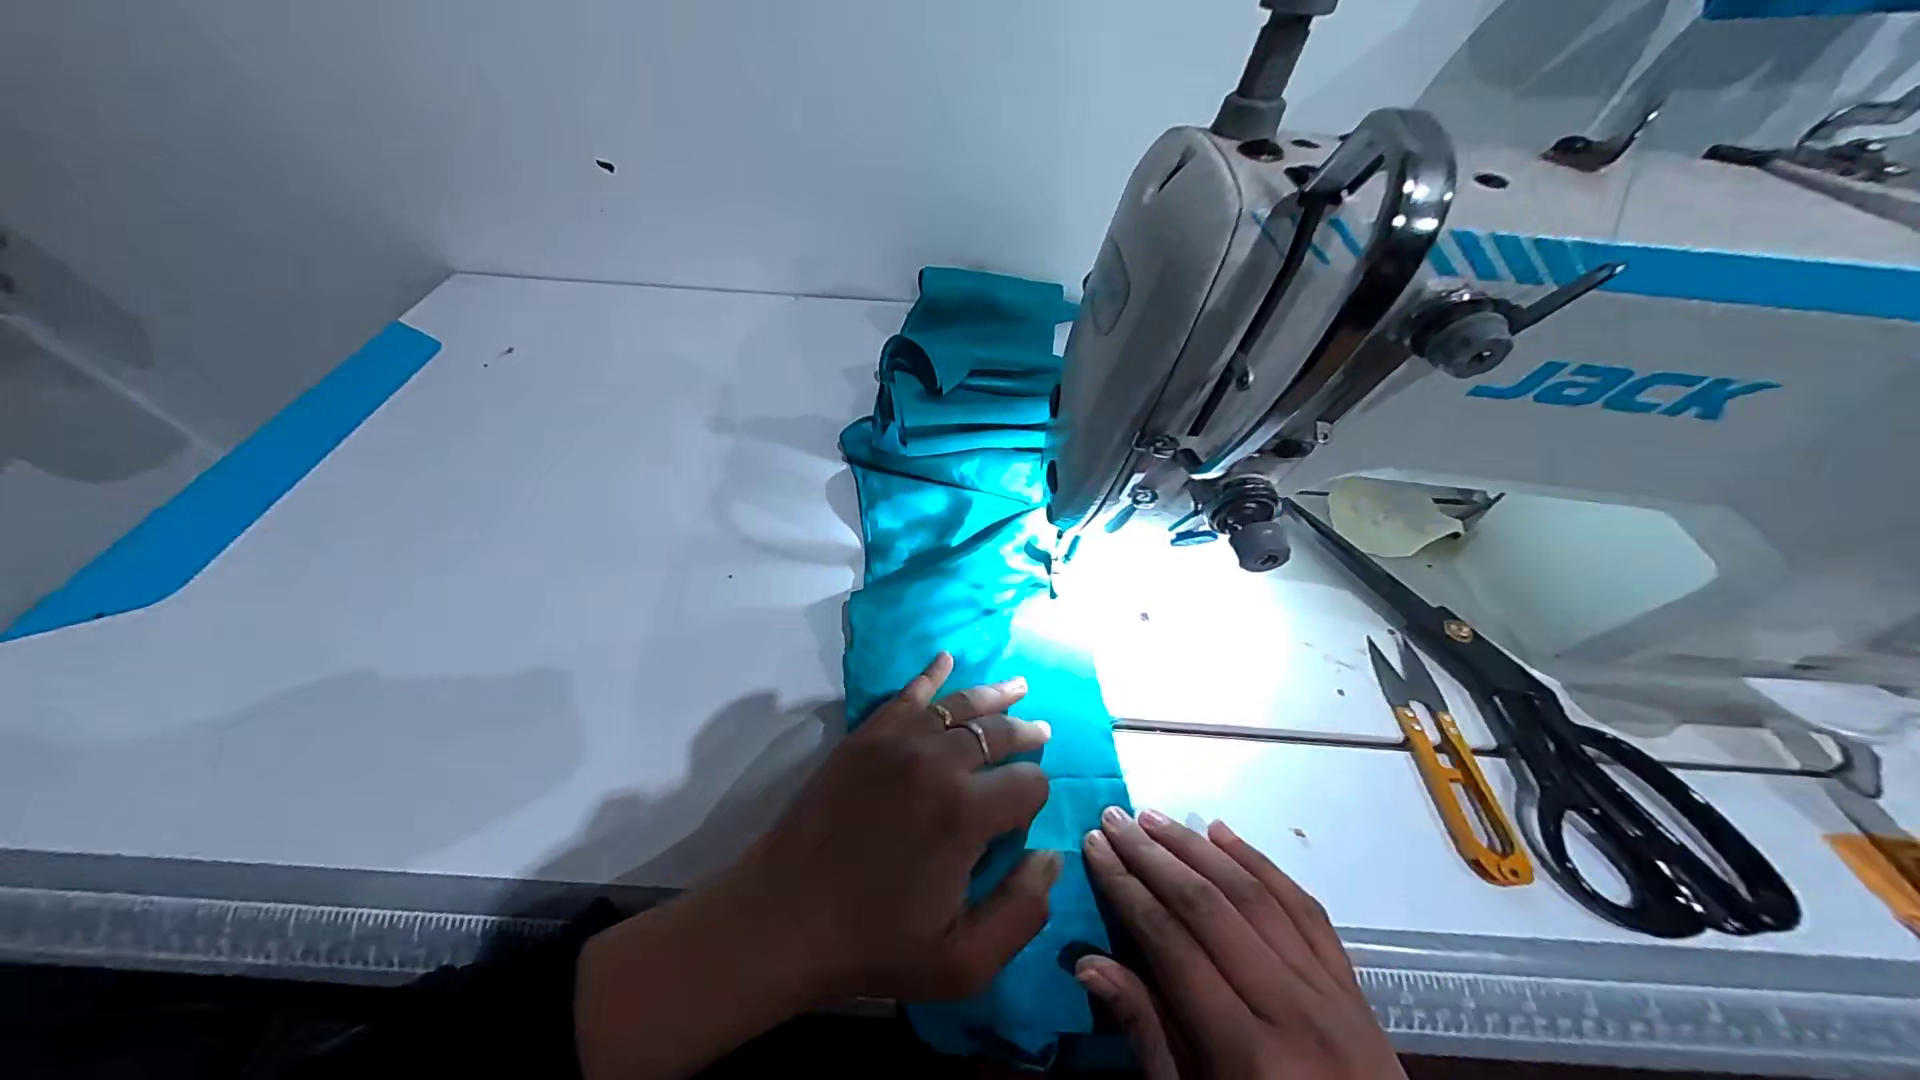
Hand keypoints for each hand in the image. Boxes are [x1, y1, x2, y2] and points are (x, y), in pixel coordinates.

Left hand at [575, 653, 1056, 1079]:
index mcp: (966, 813)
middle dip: (1026, 734)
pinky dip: (930, 674)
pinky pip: (906, 695)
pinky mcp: (864, 737)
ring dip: (994, 696)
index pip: (1030, 783)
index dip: (1037, 796)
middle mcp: (937, 763)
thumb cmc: (873, 944)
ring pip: (960, 705)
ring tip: (1019, 688)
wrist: (782, 919)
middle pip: (998, 733)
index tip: (1024, 816)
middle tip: (1041, 733)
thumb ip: (1023, 911)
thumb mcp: (963, 963)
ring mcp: (896, 743)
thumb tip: (1051, 856)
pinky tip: (946, 658)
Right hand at [1077, 809, 1402, 1079]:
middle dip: (1153, 856)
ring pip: (1255, 896)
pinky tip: (1224, 833)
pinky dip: (1260, 864)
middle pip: (1210, 909)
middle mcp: (1294, 1012)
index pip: (1172, 944)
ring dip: (1198, 848)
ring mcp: (1331, 994)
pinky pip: (1304, 908)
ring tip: (1154, 818)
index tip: (1094, 846)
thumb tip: (1089, 964)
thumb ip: (1149, 1036)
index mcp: (1249, 1057)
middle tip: (1114, 817)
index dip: (1126, 889)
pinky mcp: (1354, 986)